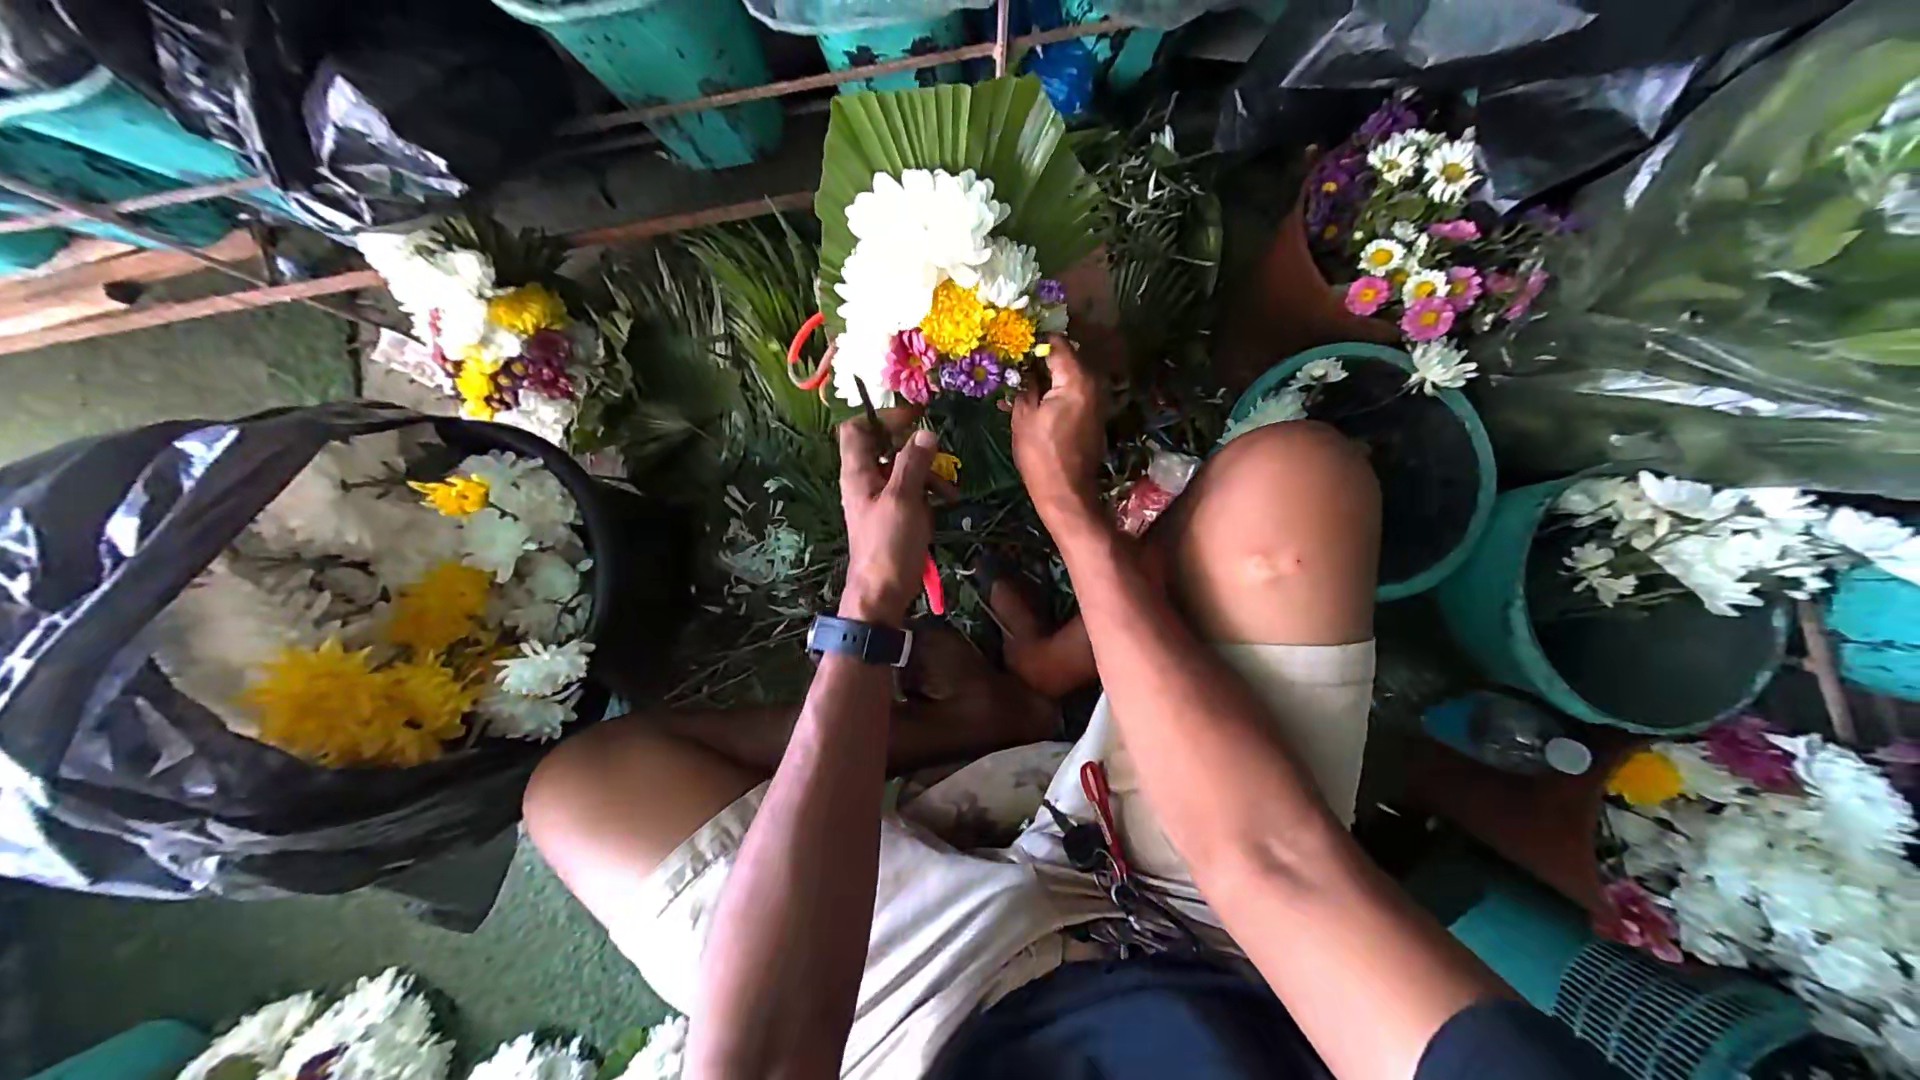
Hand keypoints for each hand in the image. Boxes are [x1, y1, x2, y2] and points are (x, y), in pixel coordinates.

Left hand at [837, 420, 936, 626]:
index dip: (881, 416)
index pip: (857, 428)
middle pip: (885, 448)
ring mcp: (880, 500)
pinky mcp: (894, 517)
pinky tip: (947, 504)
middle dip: (915, 448)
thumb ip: (913, 463)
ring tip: (949, 491)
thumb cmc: (889, 544)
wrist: (883, 593)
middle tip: (939, 450)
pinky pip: (911, 493)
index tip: (913, 415)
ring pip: (903, 471)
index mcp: (858, 473)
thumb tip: (926, 433)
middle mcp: (865, 482)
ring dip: (928, 474)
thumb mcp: (904, 499)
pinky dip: (928, 493)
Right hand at [1012, 335, 1104, 527]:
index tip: (1015, 346)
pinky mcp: (1095, 415)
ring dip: (1048, 377)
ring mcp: (1098, 400)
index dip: (1034, 343)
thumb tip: (1023, 368)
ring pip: (1070, 376)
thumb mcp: (1024, 416)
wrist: (1066, 492)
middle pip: (1066, 358)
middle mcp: (1094, 384)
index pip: (1057, 344)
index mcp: (1077, 379)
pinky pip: (1075, 392)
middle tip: (1015, 365)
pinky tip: (1037, 400)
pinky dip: (1058, 392)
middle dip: (1041, 360)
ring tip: (1022, 383)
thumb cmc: (1040, 455)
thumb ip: (1025, 385)